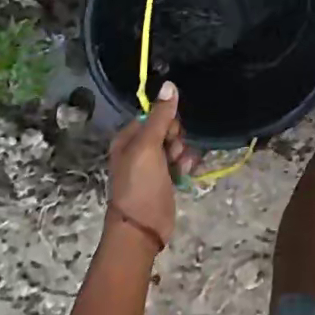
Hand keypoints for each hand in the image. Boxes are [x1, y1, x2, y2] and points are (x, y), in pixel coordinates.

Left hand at [106, 83, 191, 252]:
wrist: (142, 229)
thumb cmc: (140, 185)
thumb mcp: (148, 147)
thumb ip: (160, 116)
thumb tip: (169, 85)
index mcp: (128, 138)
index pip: (153, 115)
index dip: (166, 121)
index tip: (170, 133)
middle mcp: (138, 149)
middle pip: (167, 129)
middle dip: (176, 138)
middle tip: (173, 152)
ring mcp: (152, 165)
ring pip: (177, 145)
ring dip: (183, 152)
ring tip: (180, 166)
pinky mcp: (165, 178)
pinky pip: (181, 160)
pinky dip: (185, 164)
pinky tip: (186, 172)